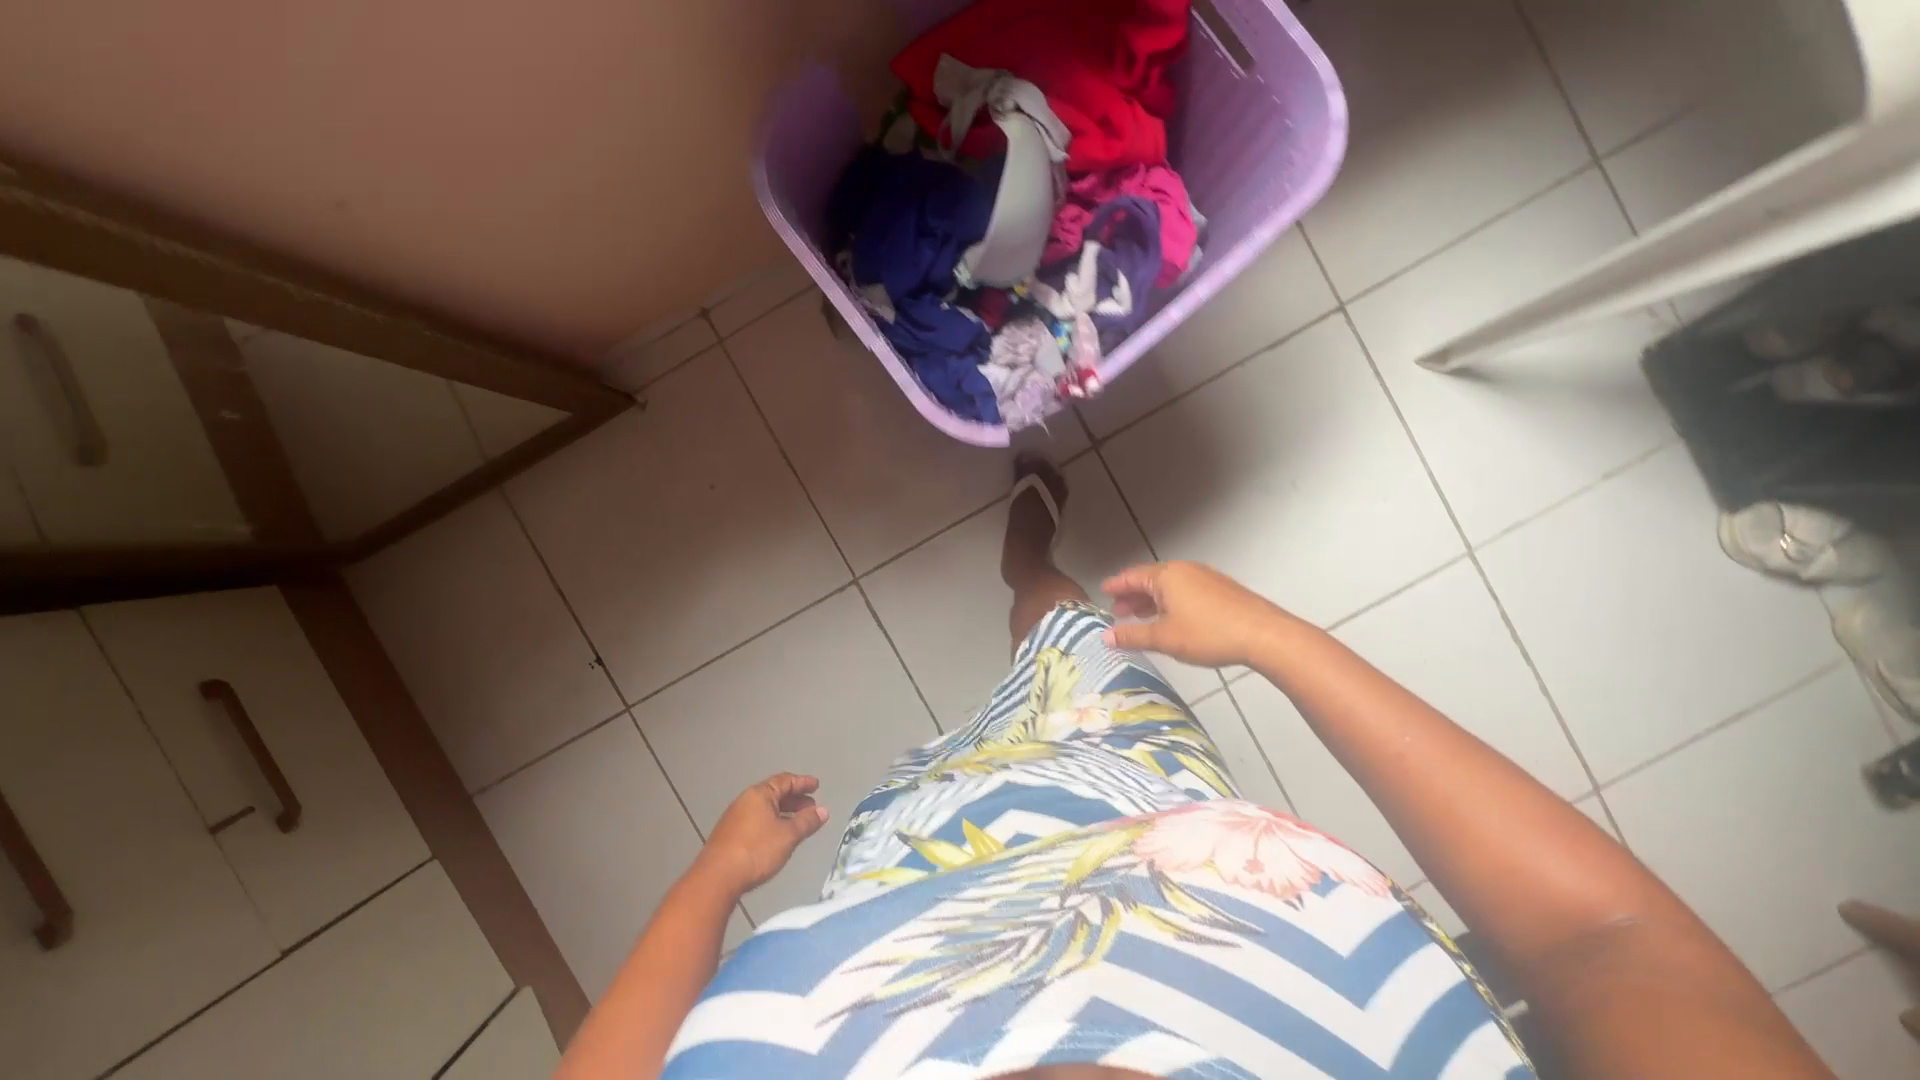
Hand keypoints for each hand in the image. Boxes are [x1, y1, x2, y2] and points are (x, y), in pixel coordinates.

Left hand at [693, 773, 830, 895]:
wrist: (717, 878)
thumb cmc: (756, 850)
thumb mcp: (787, 835)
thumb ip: (806, 822)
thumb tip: (823, 811)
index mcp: (759, 795)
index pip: (785, 781)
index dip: (802, 782)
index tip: (816, 785)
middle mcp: (745, 801)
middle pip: (774, 794)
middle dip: (794, 799)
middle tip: (811, 806)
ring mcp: (735, 818)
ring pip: (764, 809)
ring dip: (783, 812)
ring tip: (798, 823)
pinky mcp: (729, 835)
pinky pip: (756, 820)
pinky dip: (771, 822)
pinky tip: (778, 837)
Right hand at [1101, 561, 1293, 667]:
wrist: (1263, 634)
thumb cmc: (1208, 633)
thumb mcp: (1164, 638)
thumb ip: (1133, 635)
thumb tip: (1106, 637)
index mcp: (1166, 576)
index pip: (1132, 576)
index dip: (1116, 585)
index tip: (1103, 592)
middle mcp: (1184, 570)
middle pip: (1151, 579)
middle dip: (1133, 595)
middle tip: (1118, 611)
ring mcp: (1206, 578)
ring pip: (1170, 586)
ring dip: (1153, 600)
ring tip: (1141, 617)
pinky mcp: (1222, 590)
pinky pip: (1186, 591)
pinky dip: (1172, 602)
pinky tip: (1173, 619)